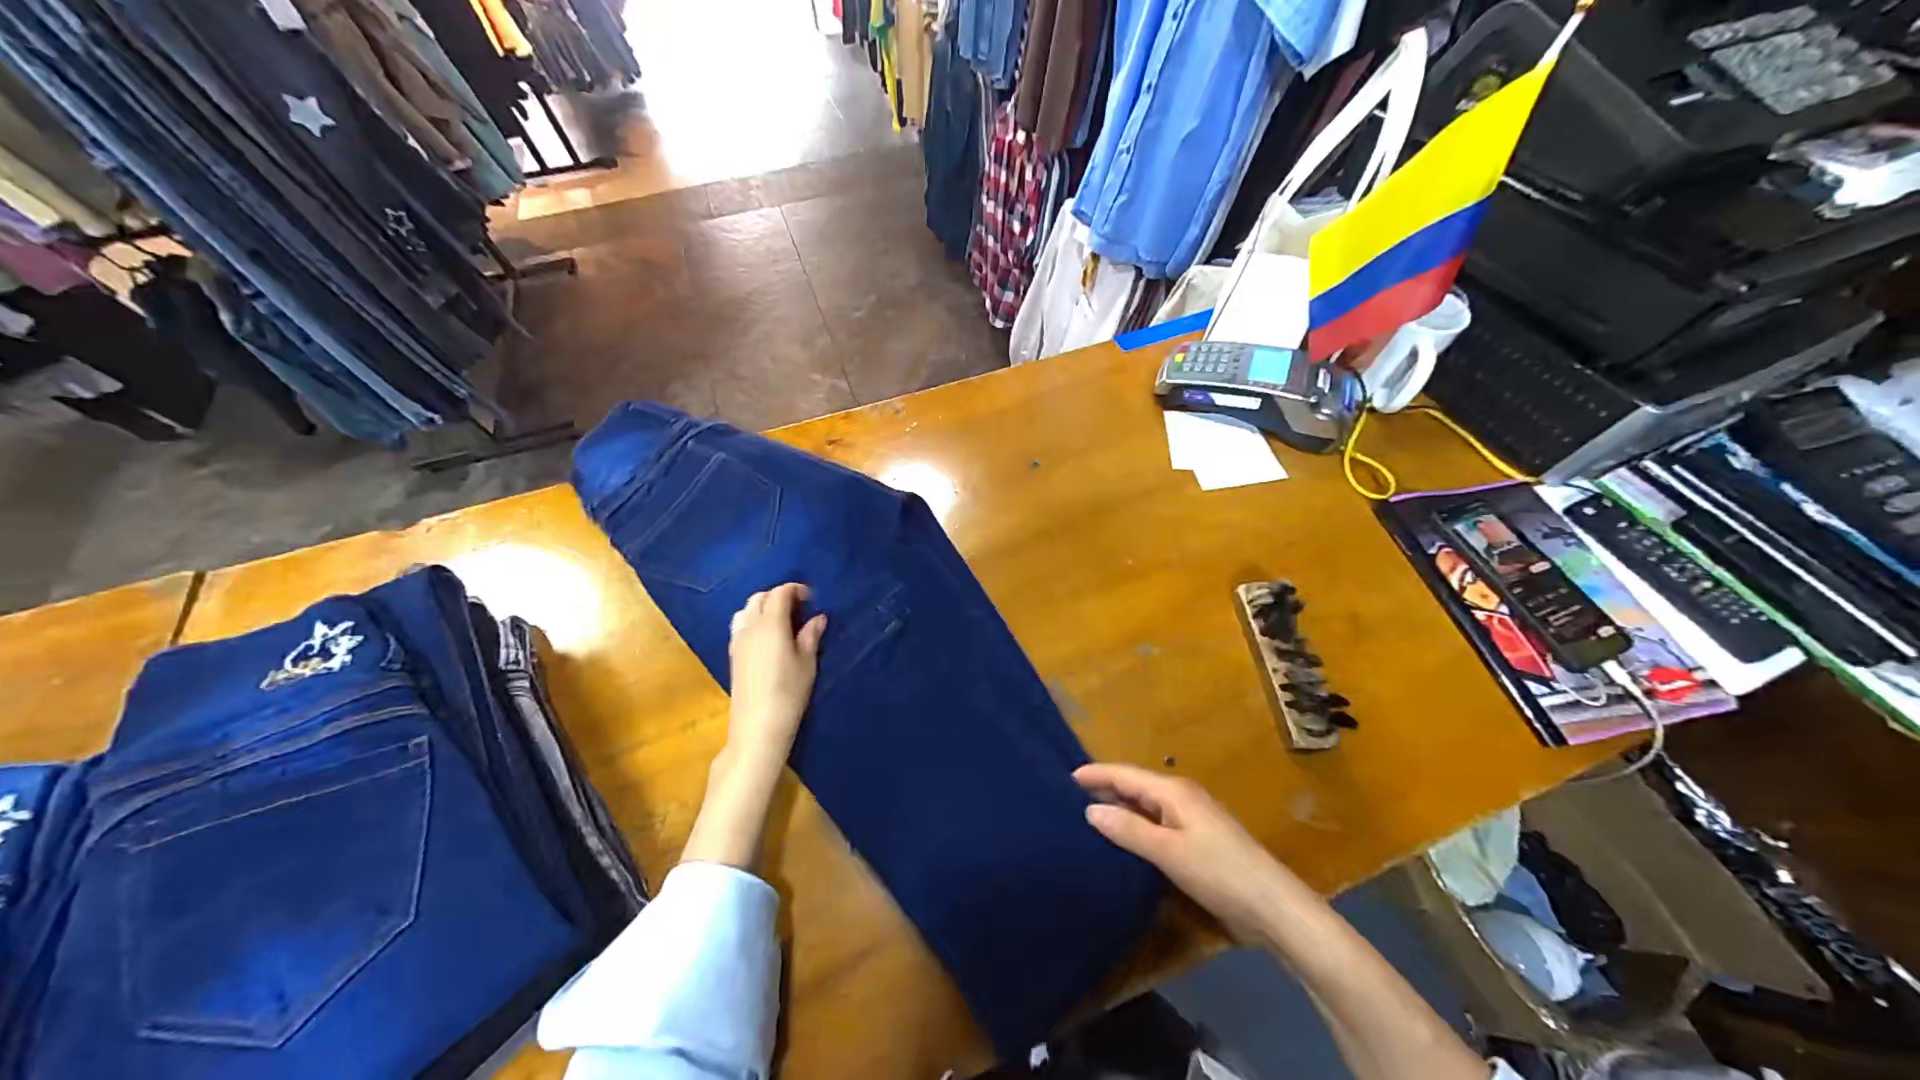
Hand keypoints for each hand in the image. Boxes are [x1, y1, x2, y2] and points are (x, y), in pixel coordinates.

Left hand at [726, 583, 828, 762]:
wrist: (757, 727)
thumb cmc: (789, 693)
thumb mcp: (807, 663)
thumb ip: (811, 636)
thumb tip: (818, 617)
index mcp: (770, 624)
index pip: (779, 593)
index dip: (795, 590)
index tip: (811, 597)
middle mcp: (750, 627)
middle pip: (759, 598)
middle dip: (778, 596)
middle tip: (798, 608)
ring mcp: (737, 641)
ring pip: (745, 610)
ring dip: (762, 607)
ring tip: (780, 620)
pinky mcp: (732, 656)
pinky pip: (740, 626)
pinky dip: (752, 621)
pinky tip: (766, 638)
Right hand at [1074, 763, 1307, 944]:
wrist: (1273, 907)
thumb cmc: (1219, 873)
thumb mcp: (1168, 852)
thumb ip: (1128, 829)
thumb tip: (1090, 809)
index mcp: (1174, 792)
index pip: (1125, 775)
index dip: (1096, 774)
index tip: (1065, 777)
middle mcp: (1182, 797)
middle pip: (1135, 786)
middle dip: (1105, 788)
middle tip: (1069, 797)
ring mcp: (1192, 818)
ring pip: (1146, 805)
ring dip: (1119, 807)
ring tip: (1088, 815)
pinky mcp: (1198, 840)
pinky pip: (1157, 822)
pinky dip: (1135, 824)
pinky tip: (1123, 838)